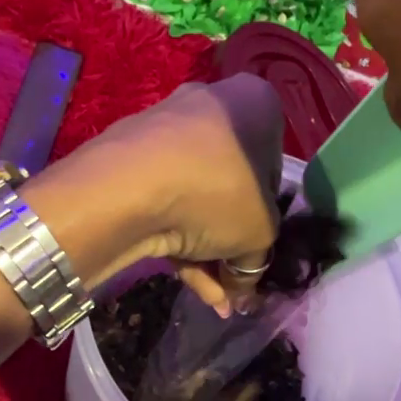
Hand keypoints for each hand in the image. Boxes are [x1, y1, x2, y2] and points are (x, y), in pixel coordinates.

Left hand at [24, 75, 285, 314]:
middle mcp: (211, 104)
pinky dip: (174, 236)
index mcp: (256, 104)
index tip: (256, 250)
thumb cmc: (218, 194)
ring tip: (210, 296)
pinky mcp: (128, 154)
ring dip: (204, 250)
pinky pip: (164, 197)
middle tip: (231, 282)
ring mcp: (165, 127)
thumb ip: (258, 258)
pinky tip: (182, 278)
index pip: (272, 168)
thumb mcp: (260, 233)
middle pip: (230, 184)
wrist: (128, 187)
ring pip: (195, 196)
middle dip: (229, 240)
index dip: (266, 216)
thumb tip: (242, 284)